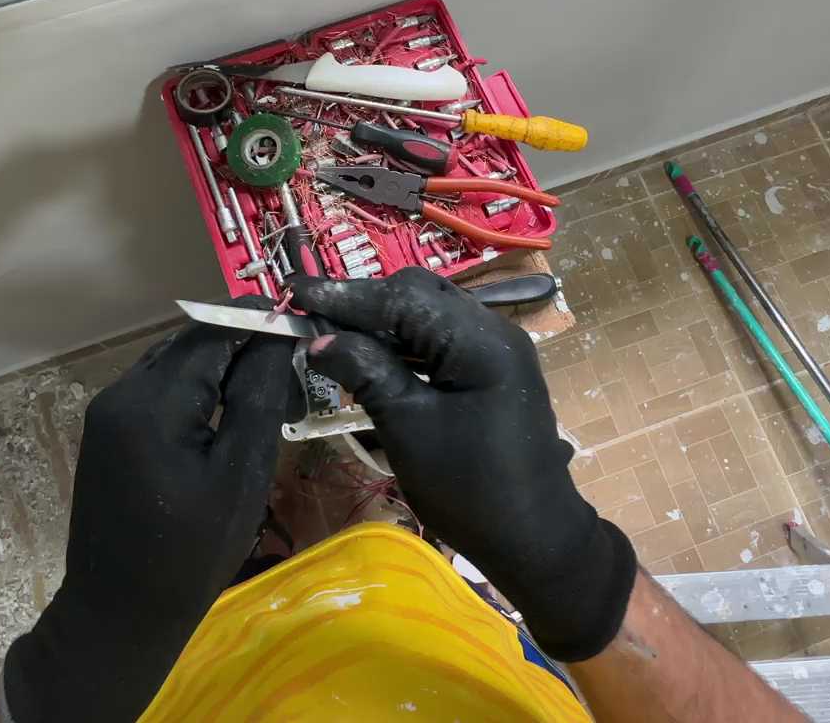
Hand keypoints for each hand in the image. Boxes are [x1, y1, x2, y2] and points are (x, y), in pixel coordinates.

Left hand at [2, 304, 292, 721]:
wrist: (118, 613)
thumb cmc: (191, 551)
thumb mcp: (241, 471)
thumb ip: (259, 393)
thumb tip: (276, 333)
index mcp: (152, 400)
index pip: (213, 331)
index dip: (259, 318)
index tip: (300, 317)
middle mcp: (122, 390)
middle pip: (192, 340)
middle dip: (242, 337)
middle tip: (291, 353)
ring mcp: (110, 407)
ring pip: (176, 358)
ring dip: (220, 358)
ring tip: (267, 376)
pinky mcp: (109, 425)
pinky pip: (160, 383)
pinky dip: (197, 381)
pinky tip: (226, 402)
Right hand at [292, 268, 636, 660]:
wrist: (535, 540)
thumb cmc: (470, 492)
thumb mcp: (409, 429)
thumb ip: (367, 373)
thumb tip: (318, 340)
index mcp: (480, 340)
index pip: (402, 297)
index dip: (344, 294)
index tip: (295, 290)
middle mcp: (492, 328)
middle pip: (416, 293)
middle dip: (361, 302)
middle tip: (310, 315)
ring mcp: (494, 344)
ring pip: (426, 310)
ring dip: (378, 320)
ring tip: (329, 332)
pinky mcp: (488, 363)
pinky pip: (437, 334)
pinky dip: (400, 339)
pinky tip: (369, 353)